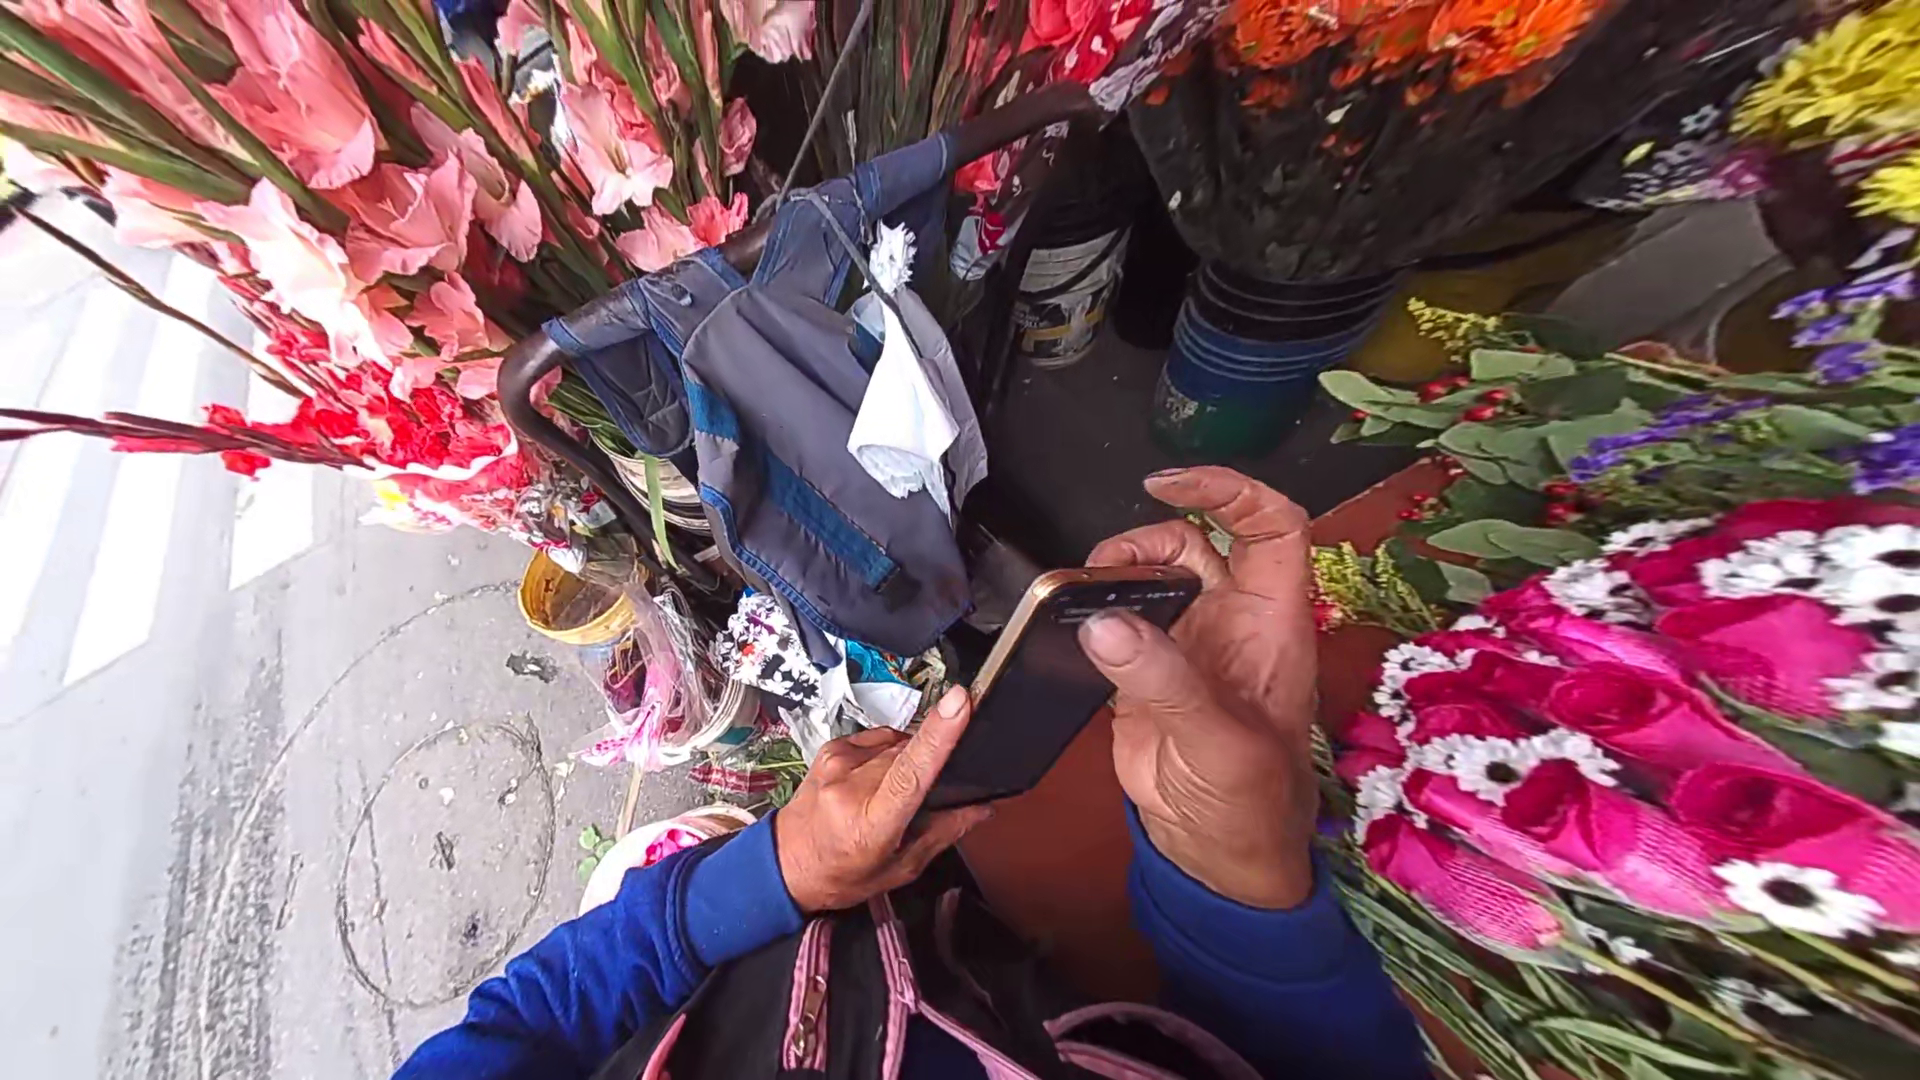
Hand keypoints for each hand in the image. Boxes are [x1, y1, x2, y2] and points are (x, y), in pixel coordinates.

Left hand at [774, 687, 993, 913]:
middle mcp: (851, 787)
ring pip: (896, 743)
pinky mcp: (832, 747)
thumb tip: (983, 805)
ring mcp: (838, 762)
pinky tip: (873, 776)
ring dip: (904, 759)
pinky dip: (886, 752)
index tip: (960, 701)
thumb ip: (945, 832)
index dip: (939, 733)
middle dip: (925, 765)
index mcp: (871, 823)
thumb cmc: (843, 873)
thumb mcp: (900, 868)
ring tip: (887, 791)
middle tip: (916, 797)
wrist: (785, 862)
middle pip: (910, 754)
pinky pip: (878, 737)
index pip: (911, 770)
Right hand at [1080, 467, 1319, 908]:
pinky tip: (1073, 623)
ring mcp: (1183, 641)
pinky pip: (1115, 616)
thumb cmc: (1248, 800)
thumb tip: (1103, 623)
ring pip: (1147, 575)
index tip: (1171, 484)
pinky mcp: (1144, 665)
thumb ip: (1163, 679)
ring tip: (1082, 598)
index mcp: (1270, 622)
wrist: (1212, 850)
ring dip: (1112, 574)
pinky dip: (1091, 610)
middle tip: (1103, 570)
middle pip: (1192, 543)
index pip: (1271, 527)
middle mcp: (1228, 620)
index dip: (1230, 490)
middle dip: (1145, 539)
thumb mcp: (1219, 740)